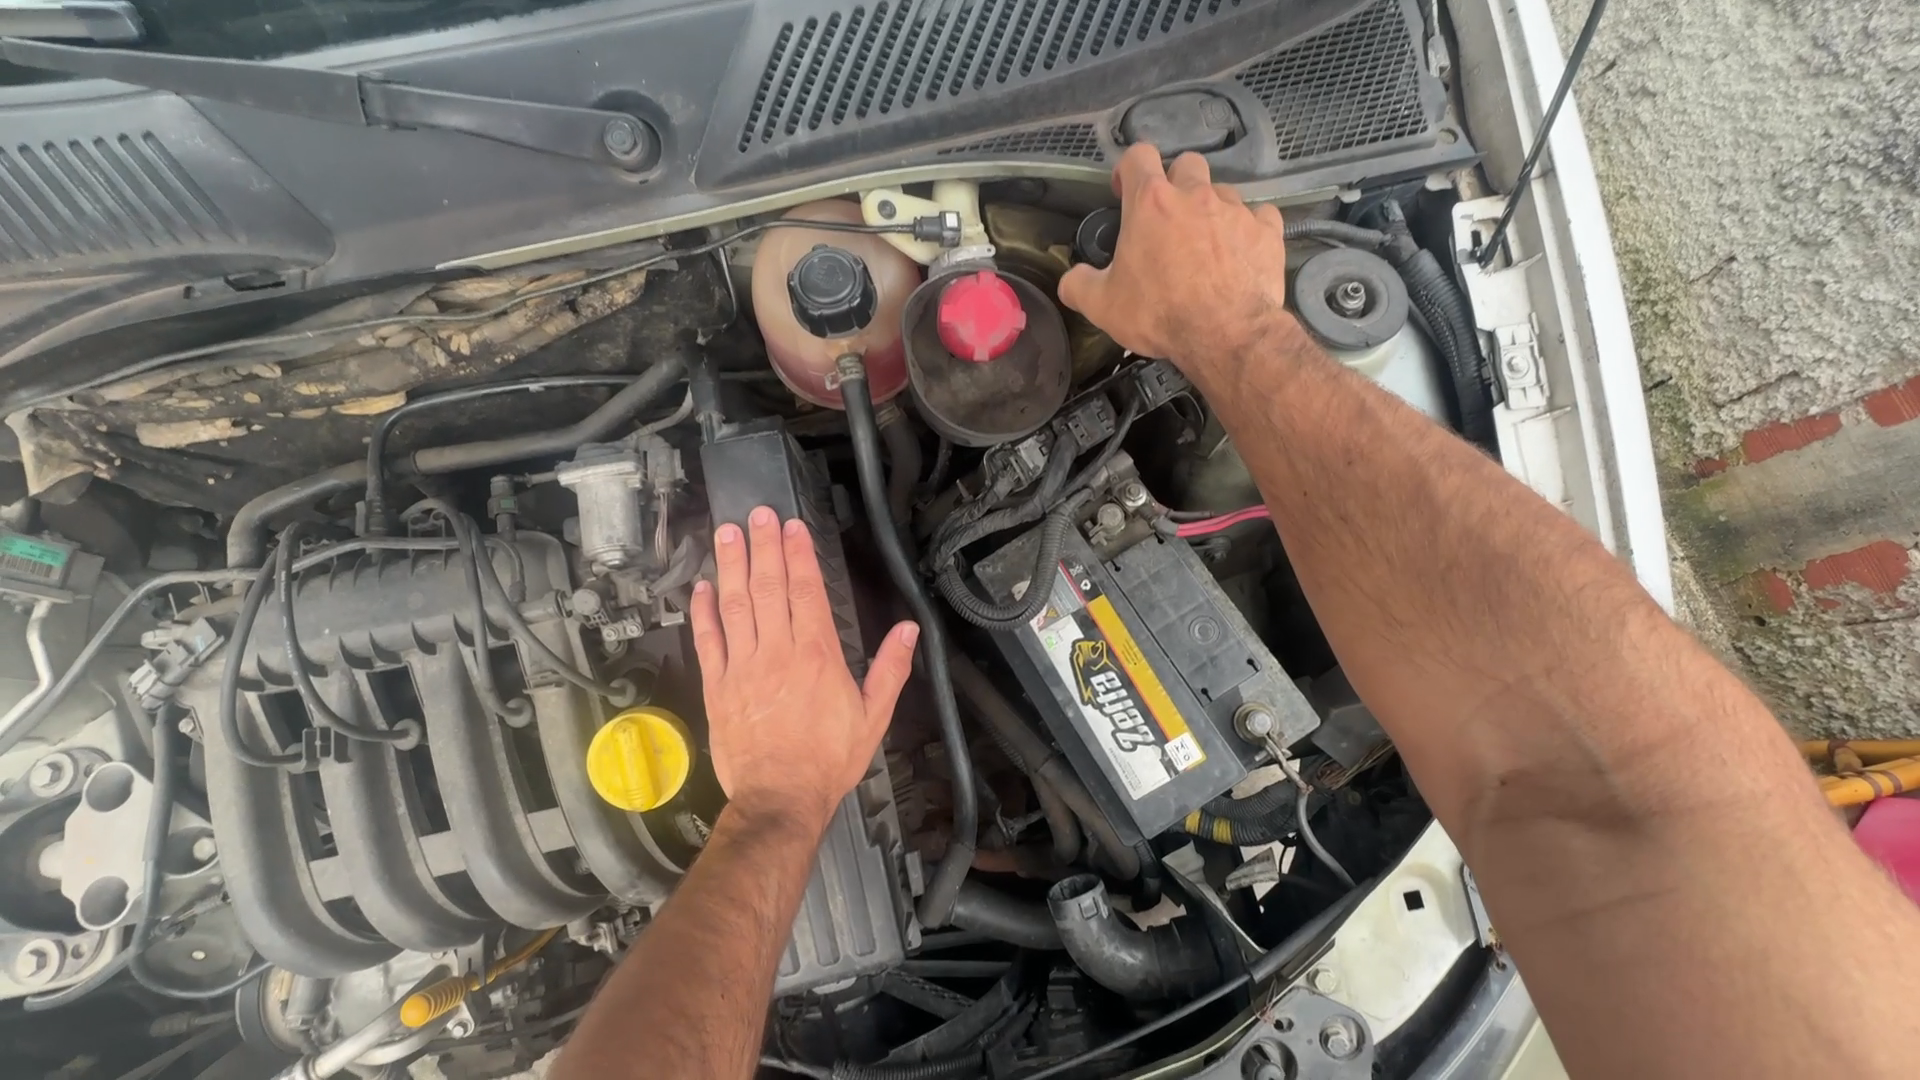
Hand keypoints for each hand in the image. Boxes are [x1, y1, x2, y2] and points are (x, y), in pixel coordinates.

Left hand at [690, 506, 919, 833]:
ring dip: (731, 566)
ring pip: (735, 605)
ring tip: (727, 532)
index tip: (792, 526)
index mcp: (816, 655)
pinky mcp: (718, 687)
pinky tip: (701, 587)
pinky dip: (702, 612)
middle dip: (763, 546)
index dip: (797, 554)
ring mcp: (743, 667)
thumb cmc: (829, 759)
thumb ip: (891, 669)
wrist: (781, 798)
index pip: (805, 591)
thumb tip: (908, 630)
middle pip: (767, 587)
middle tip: (758, 514)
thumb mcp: (874, 716)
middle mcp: (777, 652)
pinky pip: (708, 641)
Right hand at [1058, 145, 1296, 388]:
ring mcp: (1236, 210)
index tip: (1125, 192)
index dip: (1128, 169)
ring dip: (1210, 210)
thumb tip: (1071, 280)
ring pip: (1222, 192)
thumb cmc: (1159, 314)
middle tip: (1168, 220)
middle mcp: (1195, 195)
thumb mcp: (1101, 306)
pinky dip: (1247, 229)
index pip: (1137, 156)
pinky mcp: (1267, 231)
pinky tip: (1239, 252)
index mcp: (1150, 204)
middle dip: (1175, 184)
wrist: (1225, 335)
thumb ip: (1079, 285)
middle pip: (1186, 164)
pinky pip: (1258, 217)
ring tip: (1203, 246)